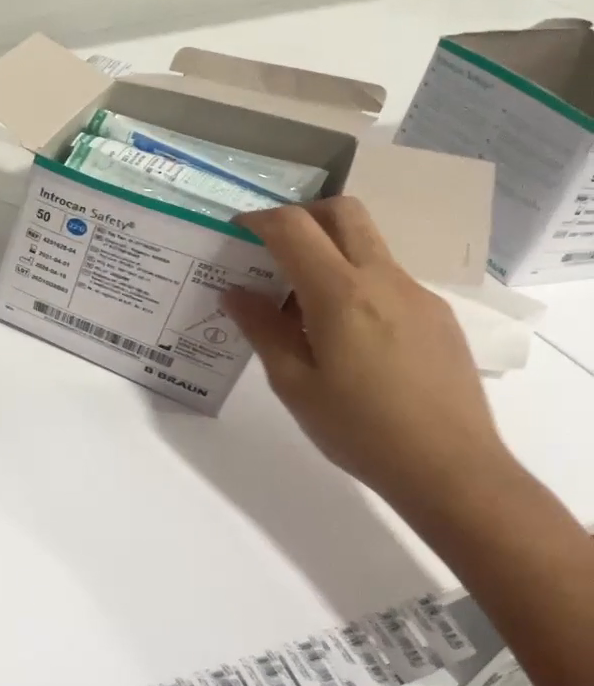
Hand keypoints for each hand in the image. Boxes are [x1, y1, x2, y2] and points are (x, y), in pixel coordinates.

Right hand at [222, 198, 509, 505]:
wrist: (453, 471)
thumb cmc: (358, 427)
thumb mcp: (292, 380)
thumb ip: (262, 328)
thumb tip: (236, 292)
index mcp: (342, 294)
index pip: (294, 228)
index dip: (257, 221)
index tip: (233, 235)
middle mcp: (385, 283)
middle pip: (344, 214)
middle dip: (299, 217)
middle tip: (266, 249)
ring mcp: (418, 298)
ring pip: (366, 246)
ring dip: (325, 253)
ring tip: (293, 304)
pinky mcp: (436, 318)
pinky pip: (384, 279)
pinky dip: (350, 282)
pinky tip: (333, 331)